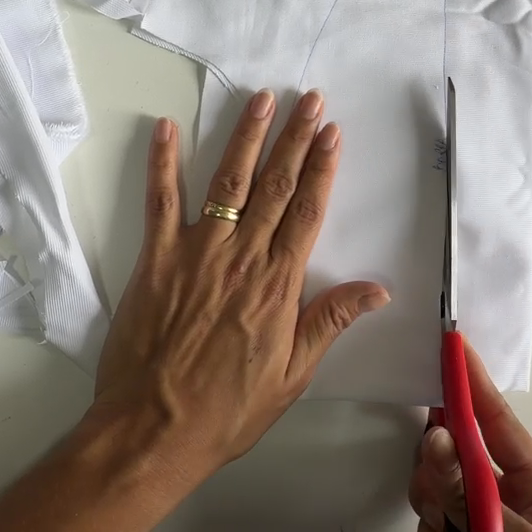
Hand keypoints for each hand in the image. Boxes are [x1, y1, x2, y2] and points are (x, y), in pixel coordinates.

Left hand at [92, 89, 391, 484]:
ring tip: (262, 99)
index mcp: (277, 283)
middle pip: (275, 185)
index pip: (307, 210)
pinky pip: (160, 202)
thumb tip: (378, 289)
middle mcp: (242, 255)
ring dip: (247, 138)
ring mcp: (197, 251)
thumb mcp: (292, 376)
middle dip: (294, 138)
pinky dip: (162, 163)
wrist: (152, 431)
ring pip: (229, 182)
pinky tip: (166, 127)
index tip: (331, 132)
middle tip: (308, 99)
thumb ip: (330, 322)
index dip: (321, 167)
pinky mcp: (156, 257)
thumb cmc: (227, 409)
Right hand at [408, 341, 531, 531]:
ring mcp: (480, 520)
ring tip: (449, 526)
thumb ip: (470, 489)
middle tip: (434, 466)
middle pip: (459, 448)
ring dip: (433, 498)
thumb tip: (438, 439)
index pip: (500, 422)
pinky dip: (429, 523)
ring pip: (436, 482)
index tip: (454, 344)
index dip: (474, 381)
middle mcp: (509, 501)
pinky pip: (428, 515)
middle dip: (441, 455)